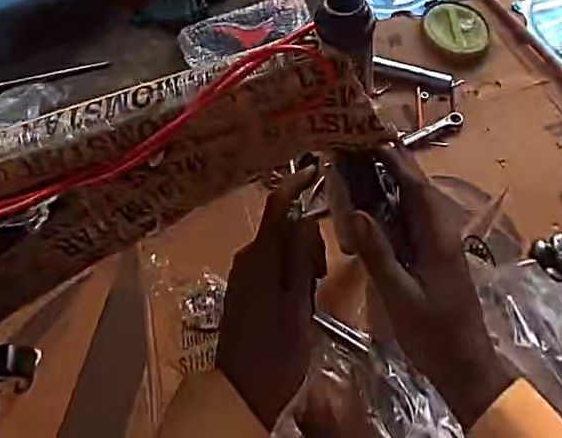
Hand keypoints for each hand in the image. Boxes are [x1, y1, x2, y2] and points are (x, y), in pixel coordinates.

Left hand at [217, 168, 326, 428]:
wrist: (241, 390)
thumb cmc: (276, 351)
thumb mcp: (297, 305)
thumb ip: (300, 258)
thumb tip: (305, 218)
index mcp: (261, 255)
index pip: (278, 205)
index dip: (295, 184)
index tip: (313, 170)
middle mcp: (248, 255)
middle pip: (282, 227)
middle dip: (306, 241)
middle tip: (320, 276)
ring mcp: (244, 271)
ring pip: (278, 247)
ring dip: (299, 261)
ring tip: (310, 297)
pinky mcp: (244, 287)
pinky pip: (271, 264)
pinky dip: (288, 273)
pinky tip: (298, 302)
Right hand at [334, 147, 513, 425]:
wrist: (466, 368)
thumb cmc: (434, 333)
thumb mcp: (401, 296)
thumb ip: (378, 253)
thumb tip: (355, 211)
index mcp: (437, 236)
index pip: (415, 185)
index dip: (393, 158)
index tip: (367, 135)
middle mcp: (440, 229)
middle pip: (414, 182)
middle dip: (388, 157)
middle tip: (355, 137)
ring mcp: (436, 238)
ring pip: (411, 195)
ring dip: (387, 173)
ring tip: (355, 155)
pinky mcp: (430, 248)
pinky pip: (408, 211)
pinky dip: (388, 195)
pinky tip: (366, 192)